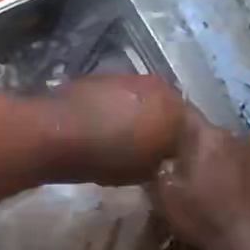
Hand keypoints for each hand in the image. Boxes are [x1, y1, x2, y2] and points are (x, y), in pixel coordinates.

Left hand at [46, 75, 186, 185]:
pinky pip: (115, 97)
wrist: (58, 132)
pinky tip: (100, 126)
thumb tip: (165, 159)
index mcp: (177, 107)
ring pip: (141, 99)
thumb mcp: (144, 172)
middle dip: (159, 125)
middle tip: (146, 149)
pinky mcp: (99, 77)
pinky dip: (113, 109)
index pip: (191, 127)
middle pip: (166, 107)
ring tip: (121, 138)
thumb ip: (163, 162)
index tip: (169, 160)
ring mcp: (127, 77)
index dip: (179, 145)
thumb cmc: (107, 157)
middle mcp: (158, 84)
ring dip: (135, 114)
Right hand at [150, 106, 249, 249]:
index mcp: (206, 135)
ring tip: (197, 178)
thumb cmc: (202, 217)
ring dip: (210, 157)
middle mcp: (233, 134)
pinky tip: (219, 189)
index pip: (183, 113)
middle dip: (189, 143)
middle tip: (172, 162)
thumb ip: (158, 167)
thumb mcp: (164, 195)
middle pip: (204, 132)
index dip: (167, 119)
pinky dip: (226, 169)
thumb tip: (159, 155)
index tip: (154, 129)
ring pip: (222, 146)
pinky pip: (237, 161)